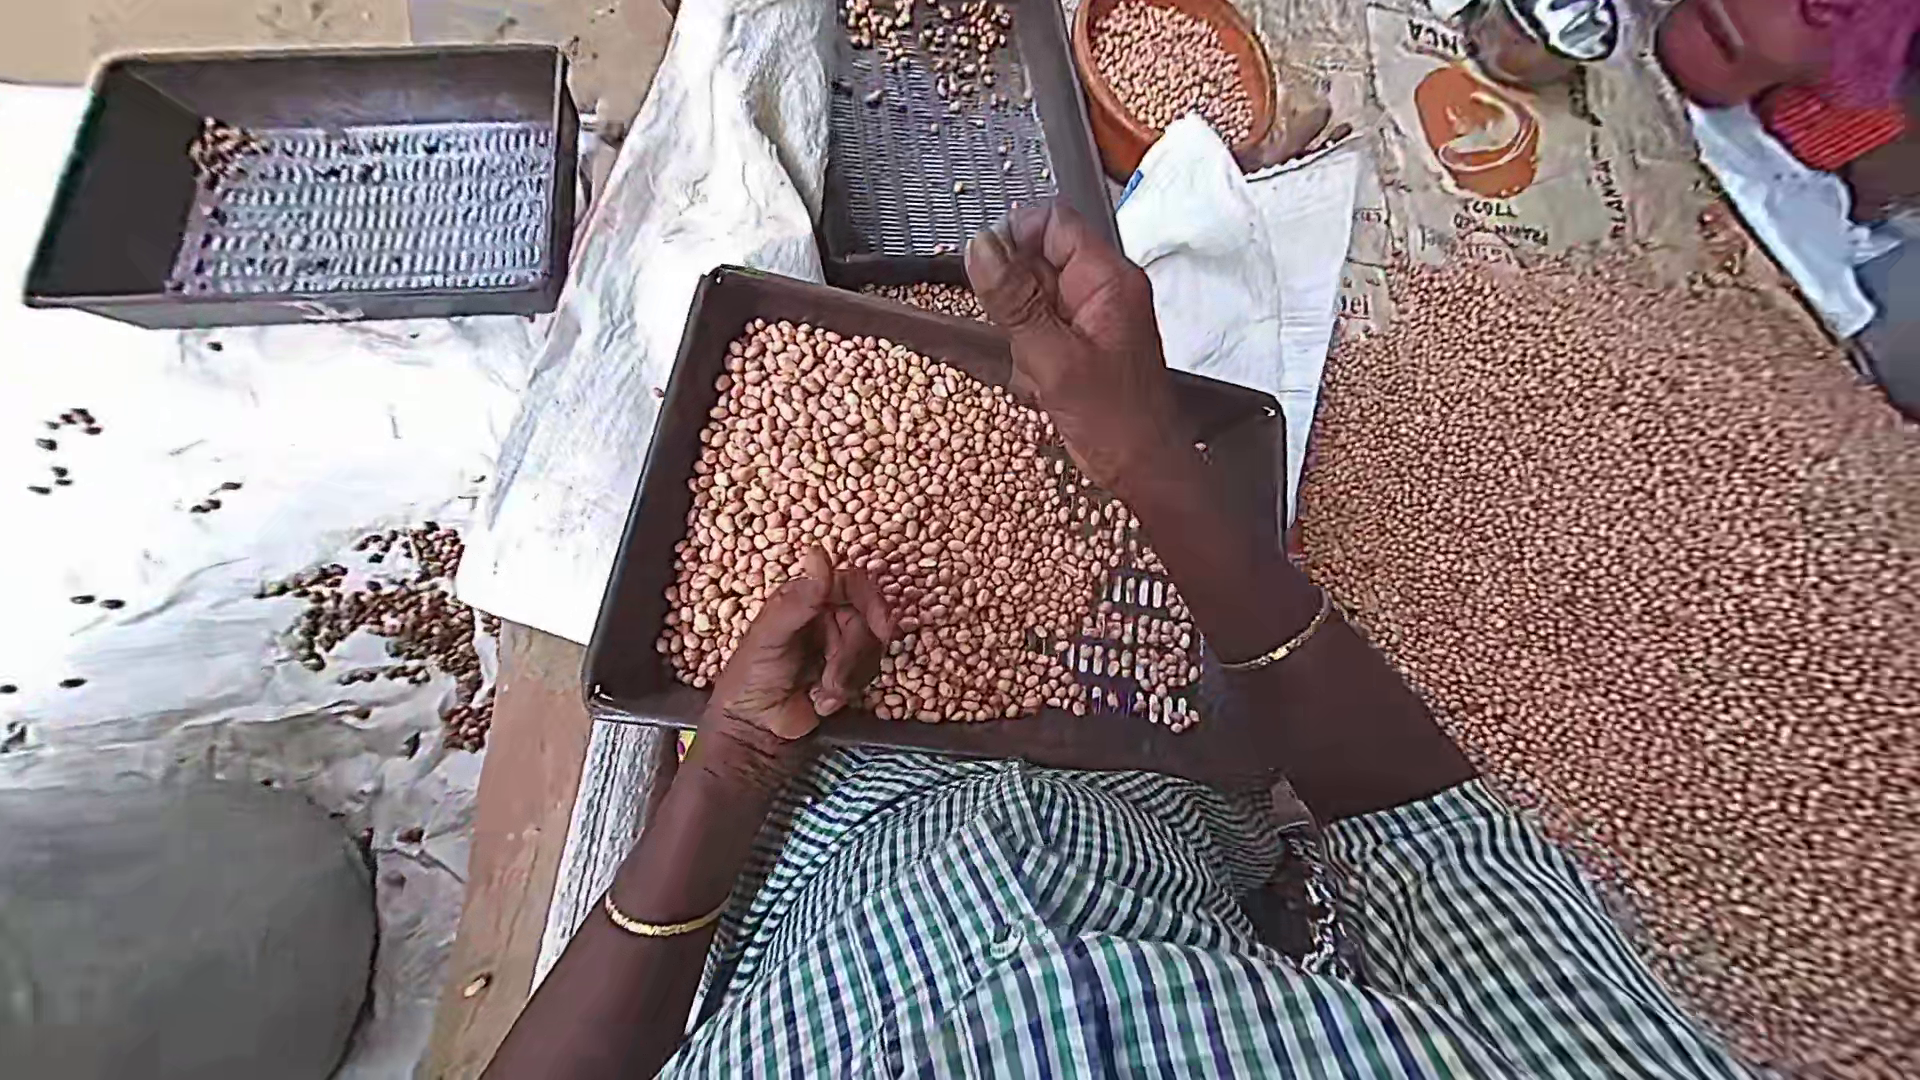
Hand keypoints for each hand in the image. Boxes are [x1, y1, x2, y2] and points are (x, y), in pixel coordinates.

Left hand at [703, 546, 894, 743]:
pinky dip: (846, 691)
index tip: (882, 625)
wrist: (753, 731)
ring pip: (871, 649)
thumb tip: (818, 552)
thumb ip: (800, 598)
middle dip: (853, 654)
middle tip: (833, 677)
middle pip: (870, 622)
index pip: (855, 584)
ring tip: (820, 692)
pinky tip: (821, 701)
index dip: (874, 602)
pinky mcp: (846, 673)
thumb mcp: (771, 634)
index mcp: (808, 597)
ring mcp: (839, 645)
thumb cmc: (752, 677)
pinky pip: (867, 674)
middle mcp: (828, 616)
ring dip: (848, 676)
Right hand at [964, 201, 1185, 496]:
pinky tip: (1042, 385)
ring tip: (1038, 371)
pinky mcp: (1083, 348)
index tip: (988, 275)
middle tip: (1020, 340)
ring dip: (1022, 336)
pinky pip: (1042, 334)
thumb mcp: (1053, 358)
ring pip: (1035, 303)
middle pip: (1040, 263)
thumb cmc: (1114, 421)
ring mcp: (1093, 321)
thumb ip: (1014, 302)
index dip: (1014, 238)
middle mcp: (1102, 292)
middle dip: (1016, 302)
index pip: (1053, 223)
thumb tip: (980, 248)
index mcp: (1107, 280)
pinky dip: (1032, 358)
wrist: (1141, 467)